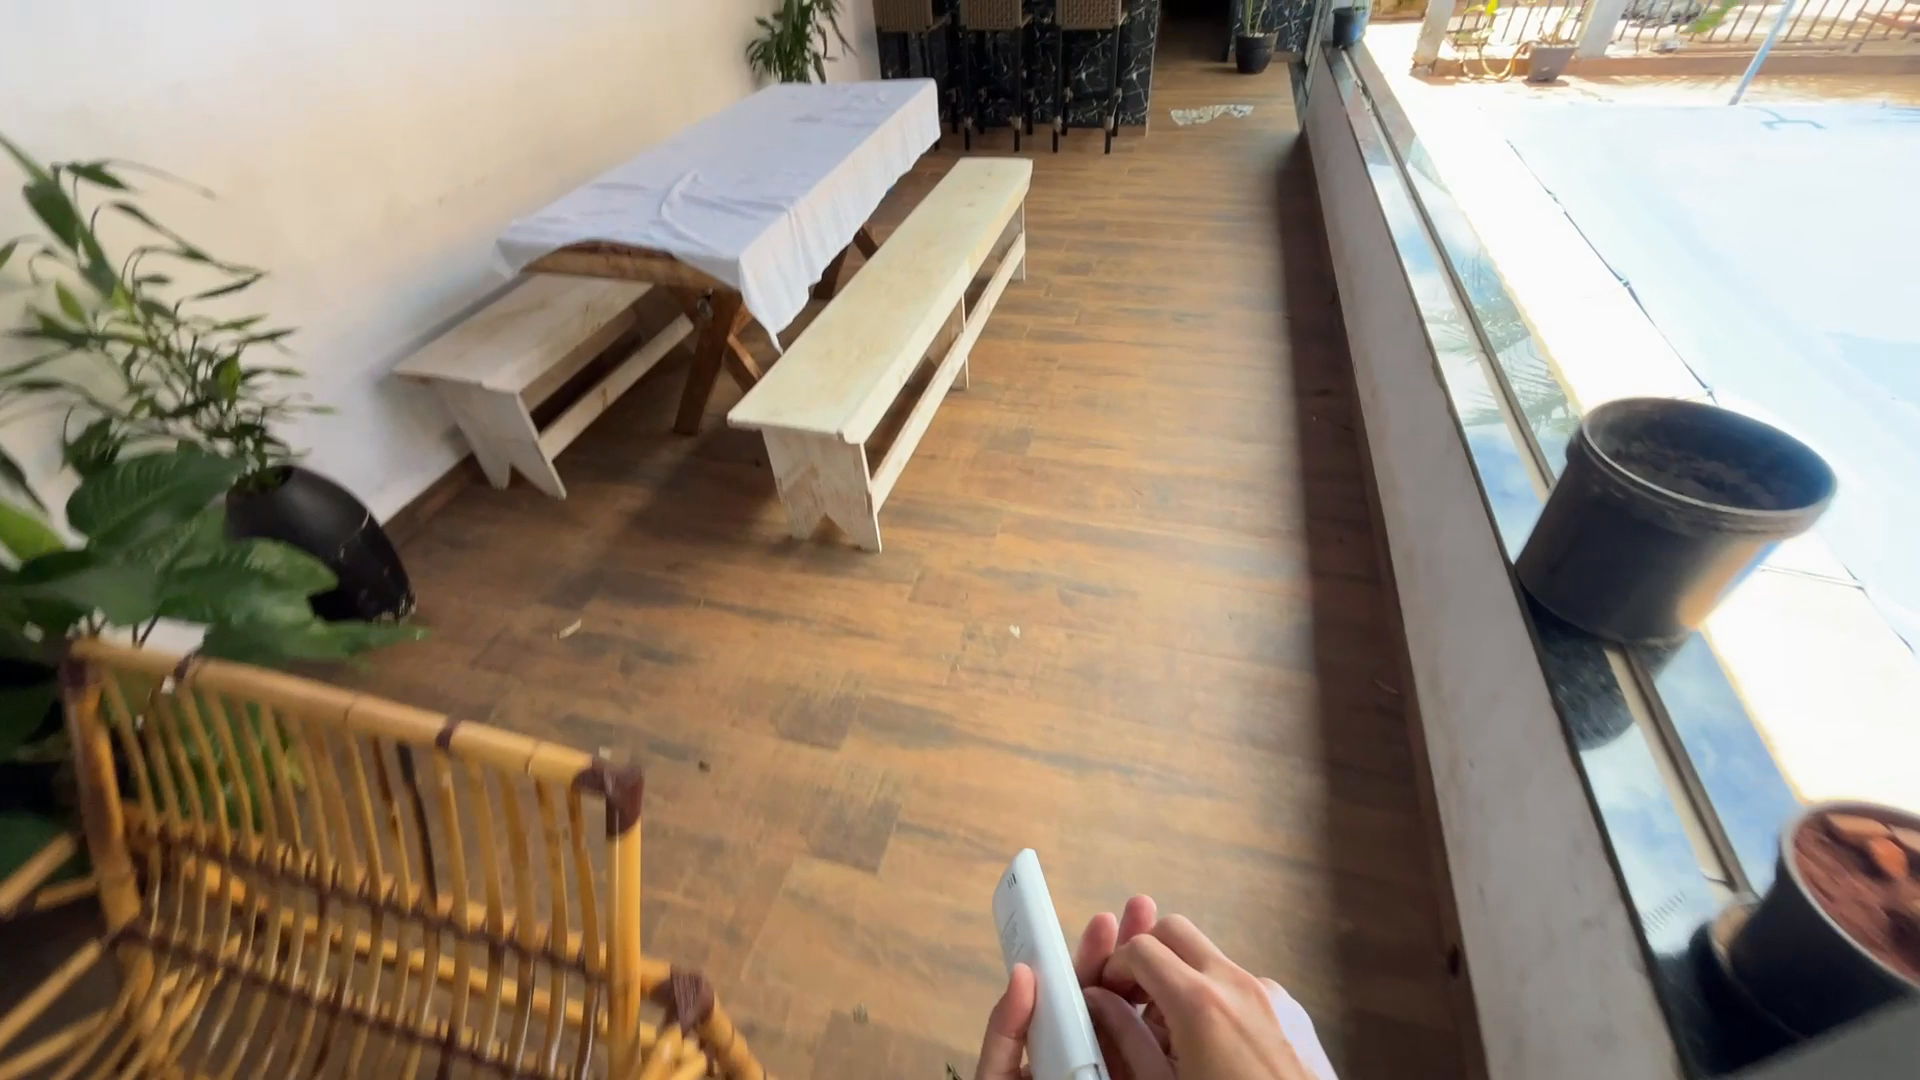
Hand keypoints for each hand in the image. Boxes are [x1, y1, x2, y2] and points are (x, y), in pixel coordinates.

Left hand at [973, 897, 1159, 1079]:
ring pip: (1141, 1023)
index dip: (1092, 954)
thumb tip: (1023, 973)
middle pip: (1114, 996)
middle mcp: (1091, 1055)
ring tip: (1168, 945)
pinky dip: (1172, 1033)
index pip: (1076, 990)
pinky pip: (1158, 1064)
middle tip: (1145, 909)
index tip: (1107, 919)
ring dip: (1155, 982)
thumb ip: (1004, 1033)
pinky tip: (1182, 1005)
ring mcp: (1117, 1075)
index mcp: (1056, 1044)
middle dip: (1130, 951)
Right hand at [1090, 915, 1318, 1079]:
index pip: (1140, 948)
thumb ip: (1125, 1041)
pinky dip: (1219, 1002)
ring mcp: (1273, 995)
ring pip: (1211, 959)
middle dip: (1148, 955)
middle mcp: (1237, 984)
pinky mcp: (1297, 1014)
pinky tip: (1223, 1055)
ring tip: (1180, 1041)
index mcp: (1200, 1003)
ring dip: (1183, 979)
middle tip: (1136, 999)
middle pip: (1175, 931)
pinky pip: (1243, 987)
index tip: (1110, 996)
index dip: (1116, 967)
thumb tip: (1099, 1001)